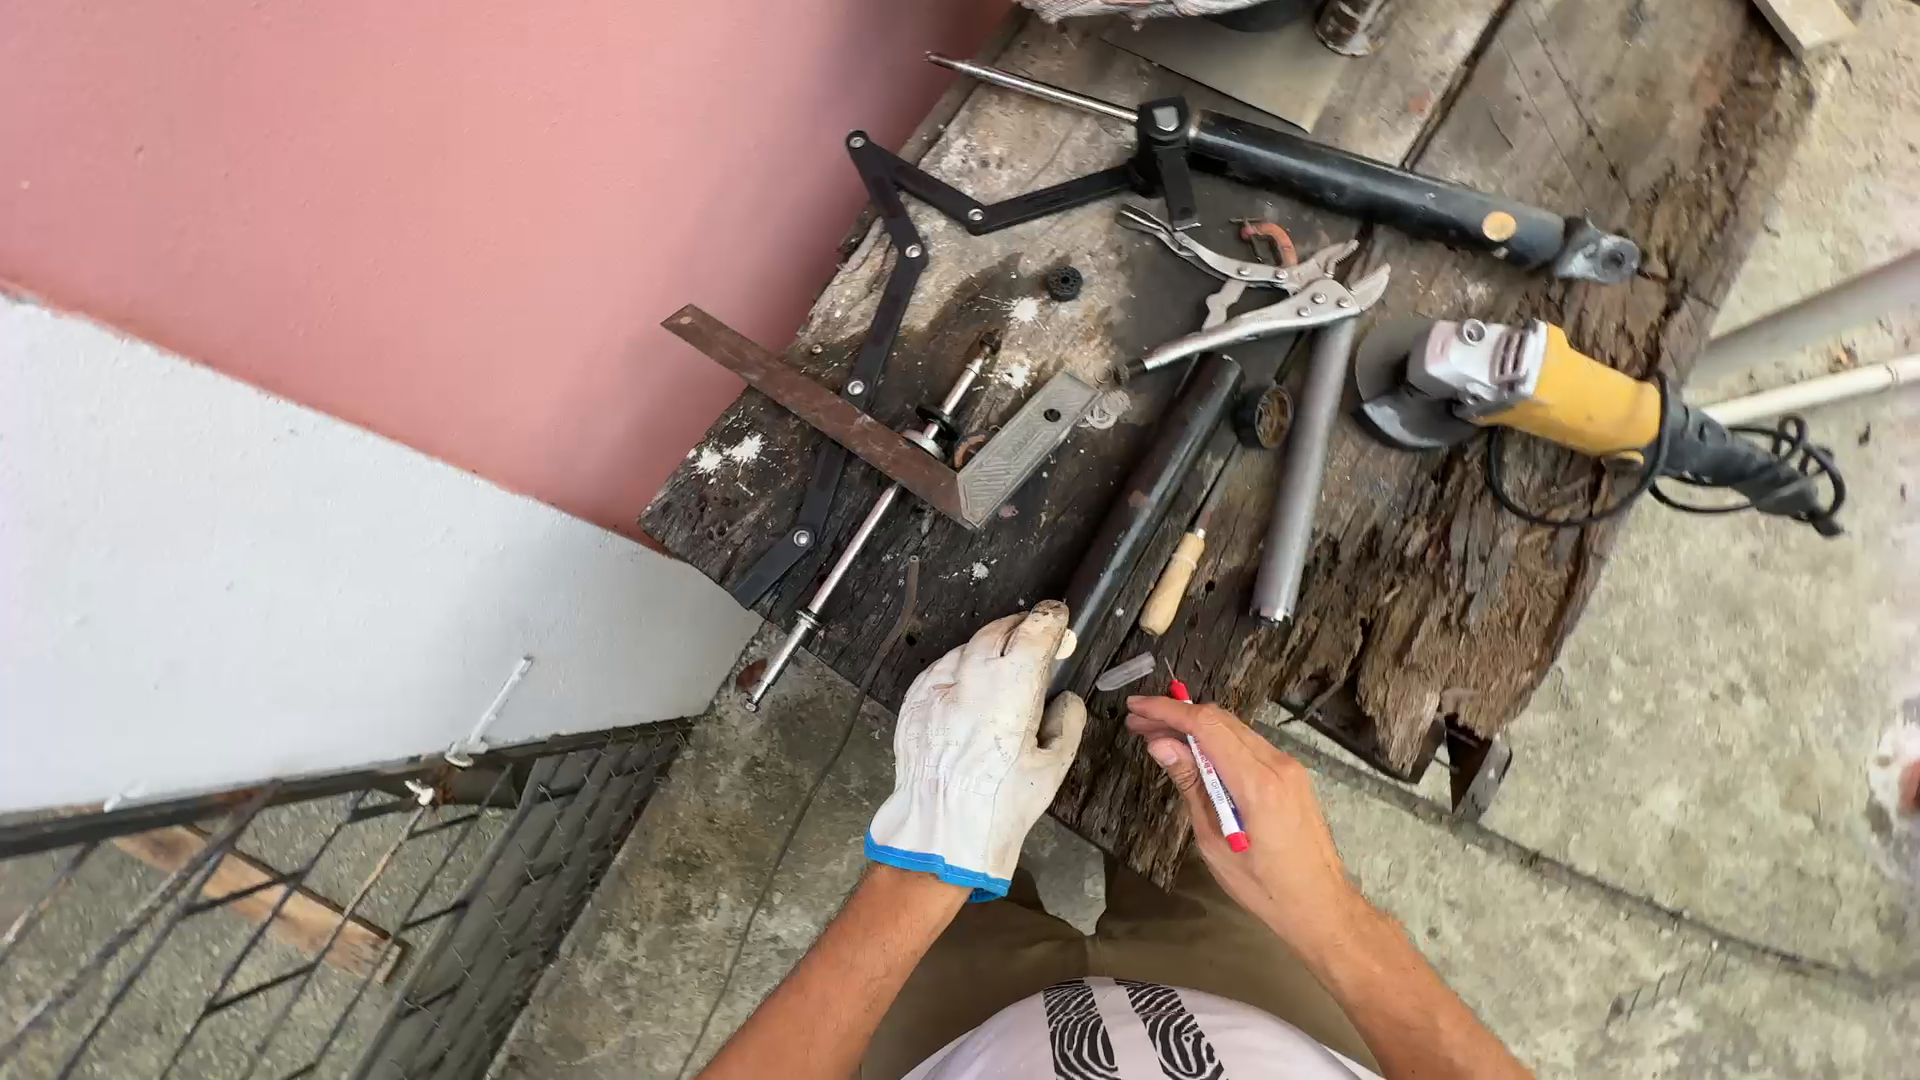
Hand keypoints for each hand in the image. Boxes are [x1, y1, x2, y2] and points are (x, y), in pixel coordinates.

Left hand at [867, 602, 1086, 898]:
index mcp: (1010, 695)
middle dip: (1020, 626)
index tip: (1057, 616)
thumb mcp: (1052, 767)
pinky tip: (971, 683)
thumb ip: (1065, 722)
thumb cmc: (1003, 805)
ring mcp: (937, 689)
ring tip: (1004, 661)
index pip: (1032, 635)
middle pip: (997, 632)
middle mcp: (971, 682)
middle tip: (1034, 633)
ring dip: (989, 647)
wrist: (941, 832)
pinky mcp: (913, 701)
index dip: (1048, 620)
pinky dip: (961, 667)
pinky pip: (941, 669)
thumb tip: (1063, 696)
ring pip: (967, 648)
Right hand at [1125, 695, 1356, 941]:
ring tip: (1158, 735)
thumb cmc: (1264, 888)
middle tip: (1138, 723)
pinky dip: (1215, 739)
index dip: (1166, 710)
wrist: (1322, 908)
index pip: (1206, 727)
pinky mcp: (1291, 773)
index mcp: (1258, 784)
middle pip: (1218, 719)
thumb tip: (1160, 745)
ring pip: (1232, 727)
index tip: (1136, 707)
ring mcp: (1288, 766)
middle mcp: (1277, 764)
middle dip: (1175, 714)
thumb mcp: (1214, 842)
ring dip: (1193, 725)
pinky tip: (1193, 751)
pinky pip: (1246, 742)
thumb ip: (1191, 786)